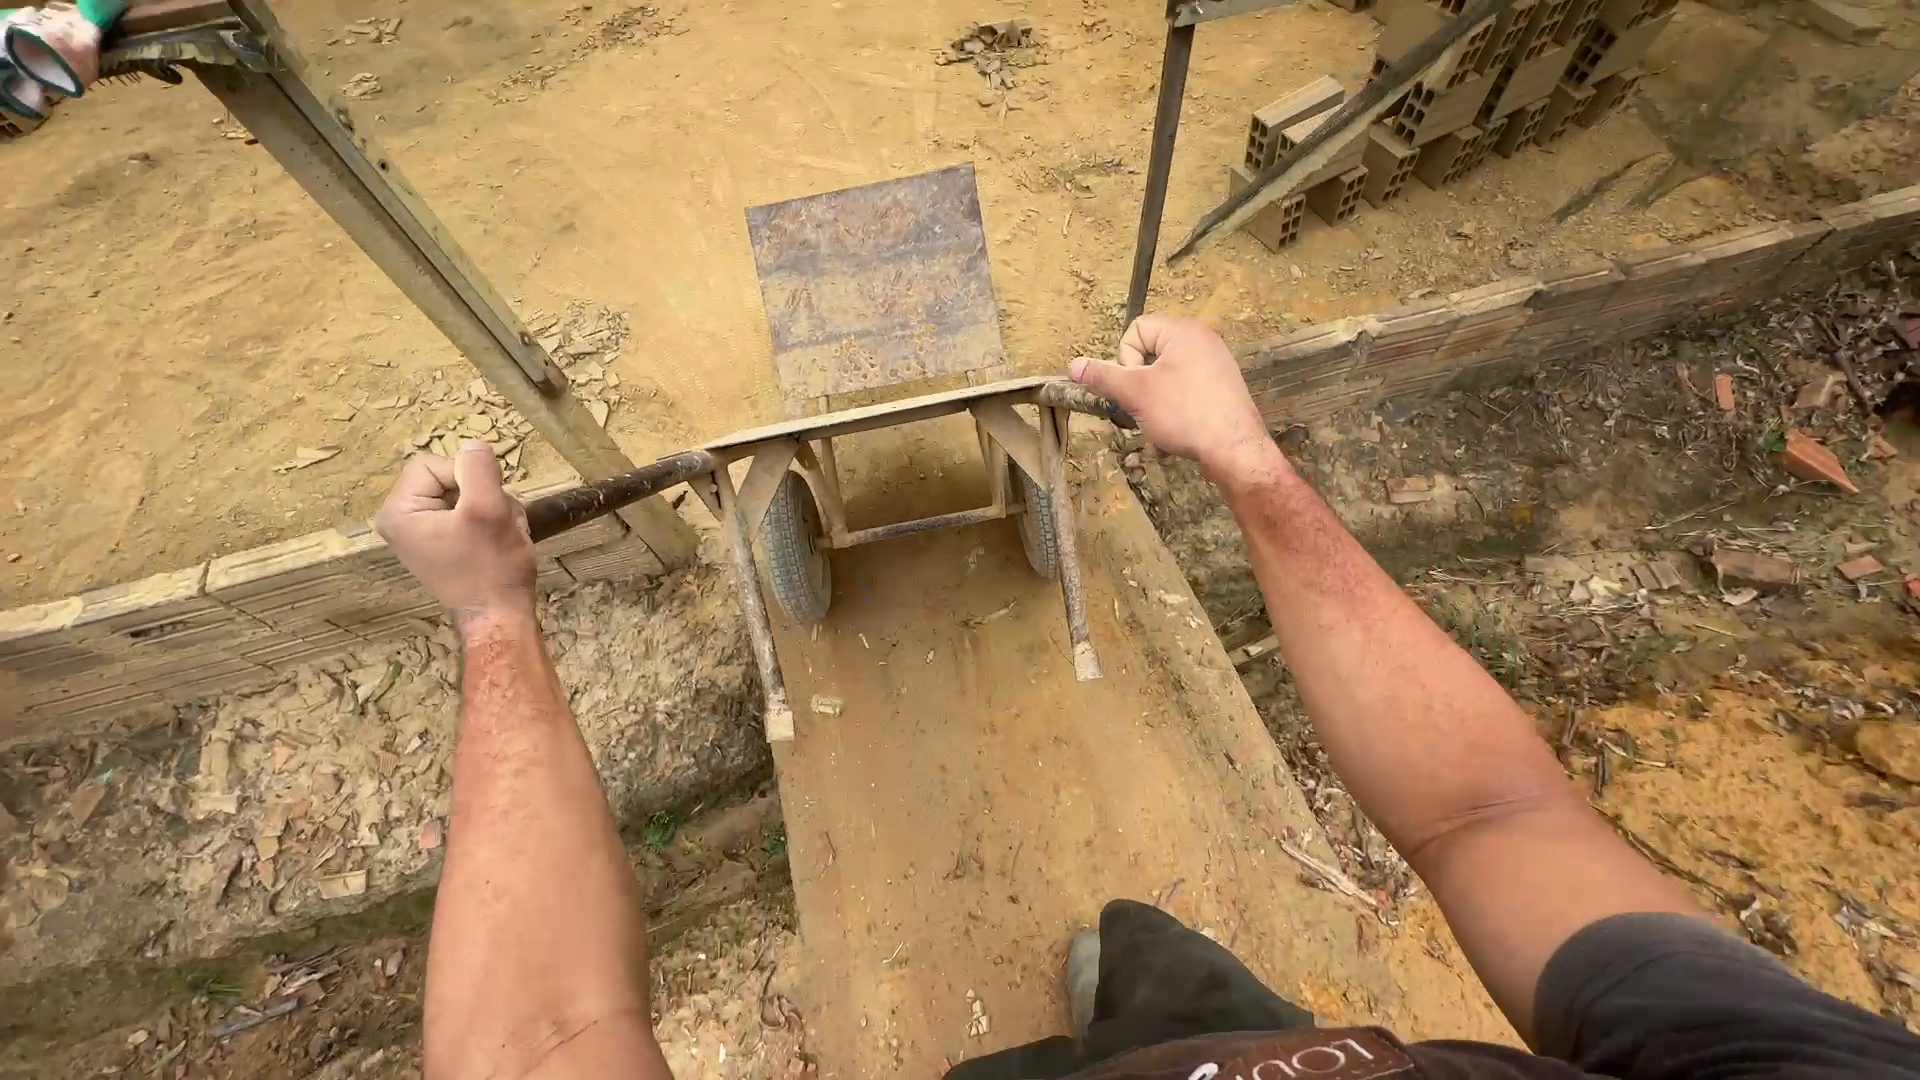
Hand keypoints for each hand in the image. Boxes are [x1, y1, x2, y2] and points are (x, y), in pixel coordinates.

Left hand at [374, 441, 537, 633]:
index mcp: (399, 512)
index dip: (469, 476)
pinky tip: (502, 540)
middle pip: (450, 479)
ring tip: (504, 534)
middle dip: (484, 494)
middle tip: (499, 522)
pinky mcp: (445, 544)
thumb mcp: (488, 511)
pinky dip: (492, 522)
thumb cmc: (492, 567)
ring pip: (466, 496)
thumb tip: (475, 445)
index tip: (488, 505)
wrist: (500, 616)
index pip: (433, 464)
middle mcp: (403, 521)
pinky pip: (469, 514)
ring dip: (494, 508)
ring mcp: (424, 534)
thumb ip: (478, 470)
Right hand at [1070, 315, 1287, 484]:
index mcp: (1182, 331)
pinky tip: (1178, 430)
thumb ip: (1102, 377)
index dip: (1126, 359)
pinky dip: (1174, 409)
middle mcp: (1202, 340)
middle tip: (1145, 407)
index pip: (1136, 330)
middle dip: (1139, 384)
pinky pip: (1184, 390)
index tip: (1135, 385)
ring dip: (1153, 401)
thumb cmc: (1184, 413)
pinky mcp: (1221, 387)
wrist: (1234, 448)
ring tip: (1161, 422)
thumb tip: (1073, 365)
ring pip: (1165, 376)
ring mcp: (1215, 364)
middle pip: (1150, 354)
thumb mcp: (1135, 393)